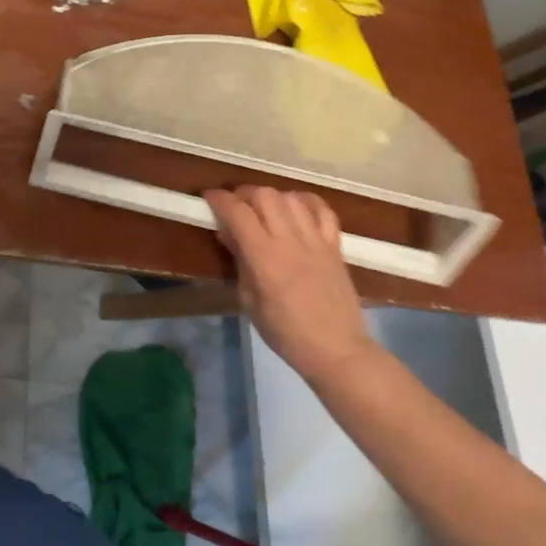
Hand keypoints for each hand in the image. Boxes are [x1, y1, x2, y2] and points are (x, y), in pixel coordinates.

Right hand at [204, 185, 379, 383]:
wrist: (336, 350)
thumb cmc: (285, 332)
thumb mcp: (249, 300)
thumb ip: (240, 261)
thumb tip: (227, 233)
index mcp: (264, 258)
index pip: (237, 211)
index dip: (219, 199)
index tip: (209, 198)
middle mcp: (290, 241)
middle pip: (264, 195)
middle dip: (244, 194)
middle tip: (236, 207)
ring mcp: (316, 241)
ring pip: (291, 197)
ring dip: (272, 197)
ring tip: (264, 210)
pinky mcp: (335, 246)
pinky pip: (323, 210)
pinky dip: (306, 202)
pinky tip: (296, 209)